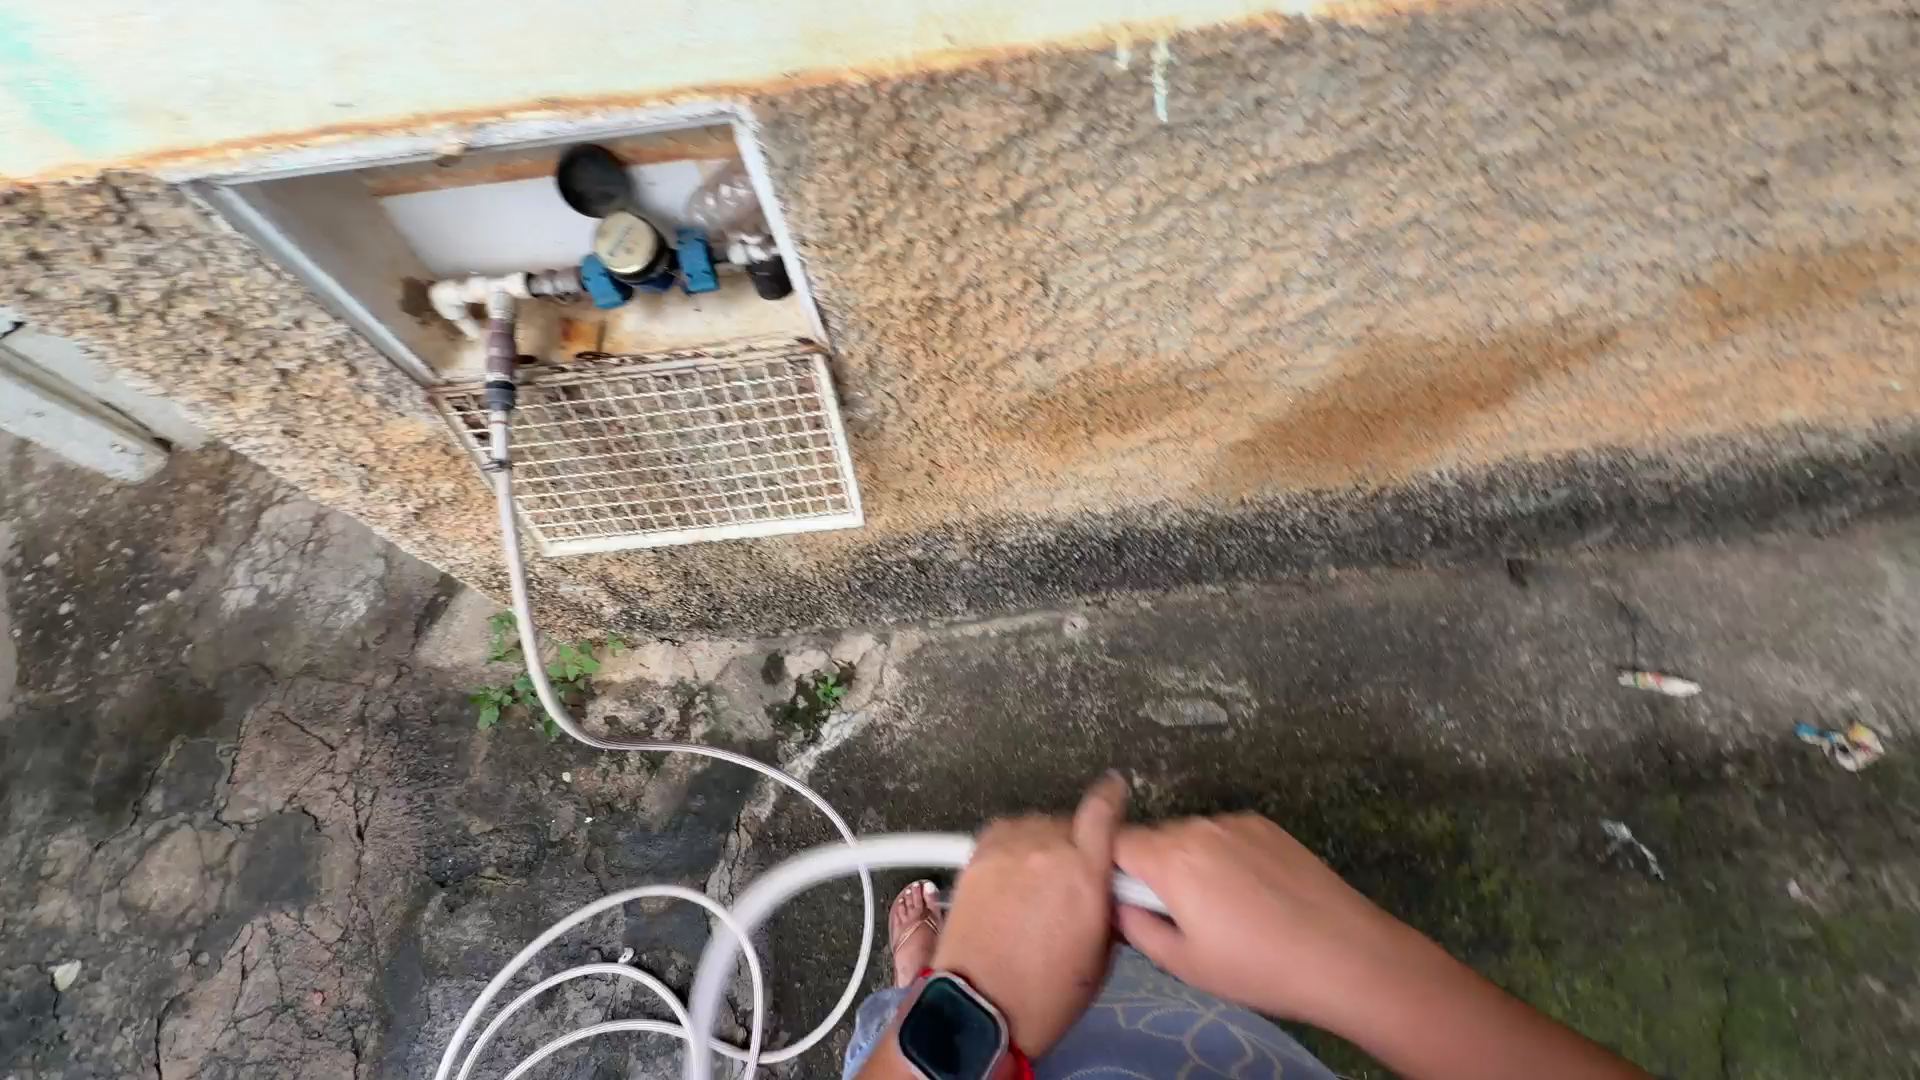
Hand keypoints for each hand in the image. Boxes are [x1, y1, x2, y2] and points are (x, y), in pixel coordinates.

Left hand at [930, 773, 1128, 1056]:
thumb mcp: (1100, 955)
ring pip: (1035, 826)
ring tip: (1036, 883)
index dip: (1111, 795)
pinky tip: (1013, 873)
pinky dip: (1013, 845)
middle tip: (1068, 880)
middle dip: (1074, 844)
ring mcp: (1008, 847)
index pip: (1102, 809)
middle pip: (1068, 822)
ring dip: (1042, 845)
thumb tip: (1106, 882)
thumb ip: (1108, 904)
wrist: (978, 1006)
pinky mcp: (977, 852)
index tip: (1114, 789)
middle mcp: (1047, 848)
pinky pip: (1004, 832)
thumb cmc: (1046, 994)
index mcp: (1085, 873)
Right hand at [1113, 813, 1443, 1031]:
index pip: (1114, 842)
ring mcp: (1233, 822)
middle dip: (1154, 867)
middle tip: (1181, 912)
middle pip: (1153, 837)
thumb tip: (1117, 903)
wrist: (1348, 956)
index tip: (1130, 898)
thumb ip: (1136, 927)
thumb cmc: (1259, 968)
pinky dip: (1224, 854)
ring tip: (1225, 905)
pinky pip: (1224, 833)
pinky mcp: (1263, 823)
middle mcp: (1196, 827)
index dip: (1114, 868)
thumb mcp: (1185, 965)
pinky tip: (1254, 891)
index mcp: (1170, 859)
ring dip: (1189, 860)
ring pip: (1189, 835)